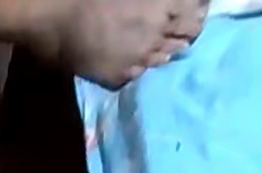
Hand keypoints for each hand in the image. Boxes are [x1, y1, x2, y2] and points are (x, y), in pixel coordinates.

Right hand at [29, 0, 209, 89]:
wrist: (63, 23)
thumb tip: (177, 2)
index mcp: (165, 4)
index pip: (197, 12)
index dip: (198, 10)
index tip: (194, 8)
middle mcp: (158, 34)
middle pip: (188, 37)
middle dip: (188, 31)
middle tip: (181, 27)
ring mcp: (141, 59)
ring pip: (166, 57)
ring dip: (167, 48)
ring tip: (158, 41)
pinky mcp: (122, 76)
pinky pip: (142, 71)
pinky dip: (145, 63)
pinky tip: (138, 56)